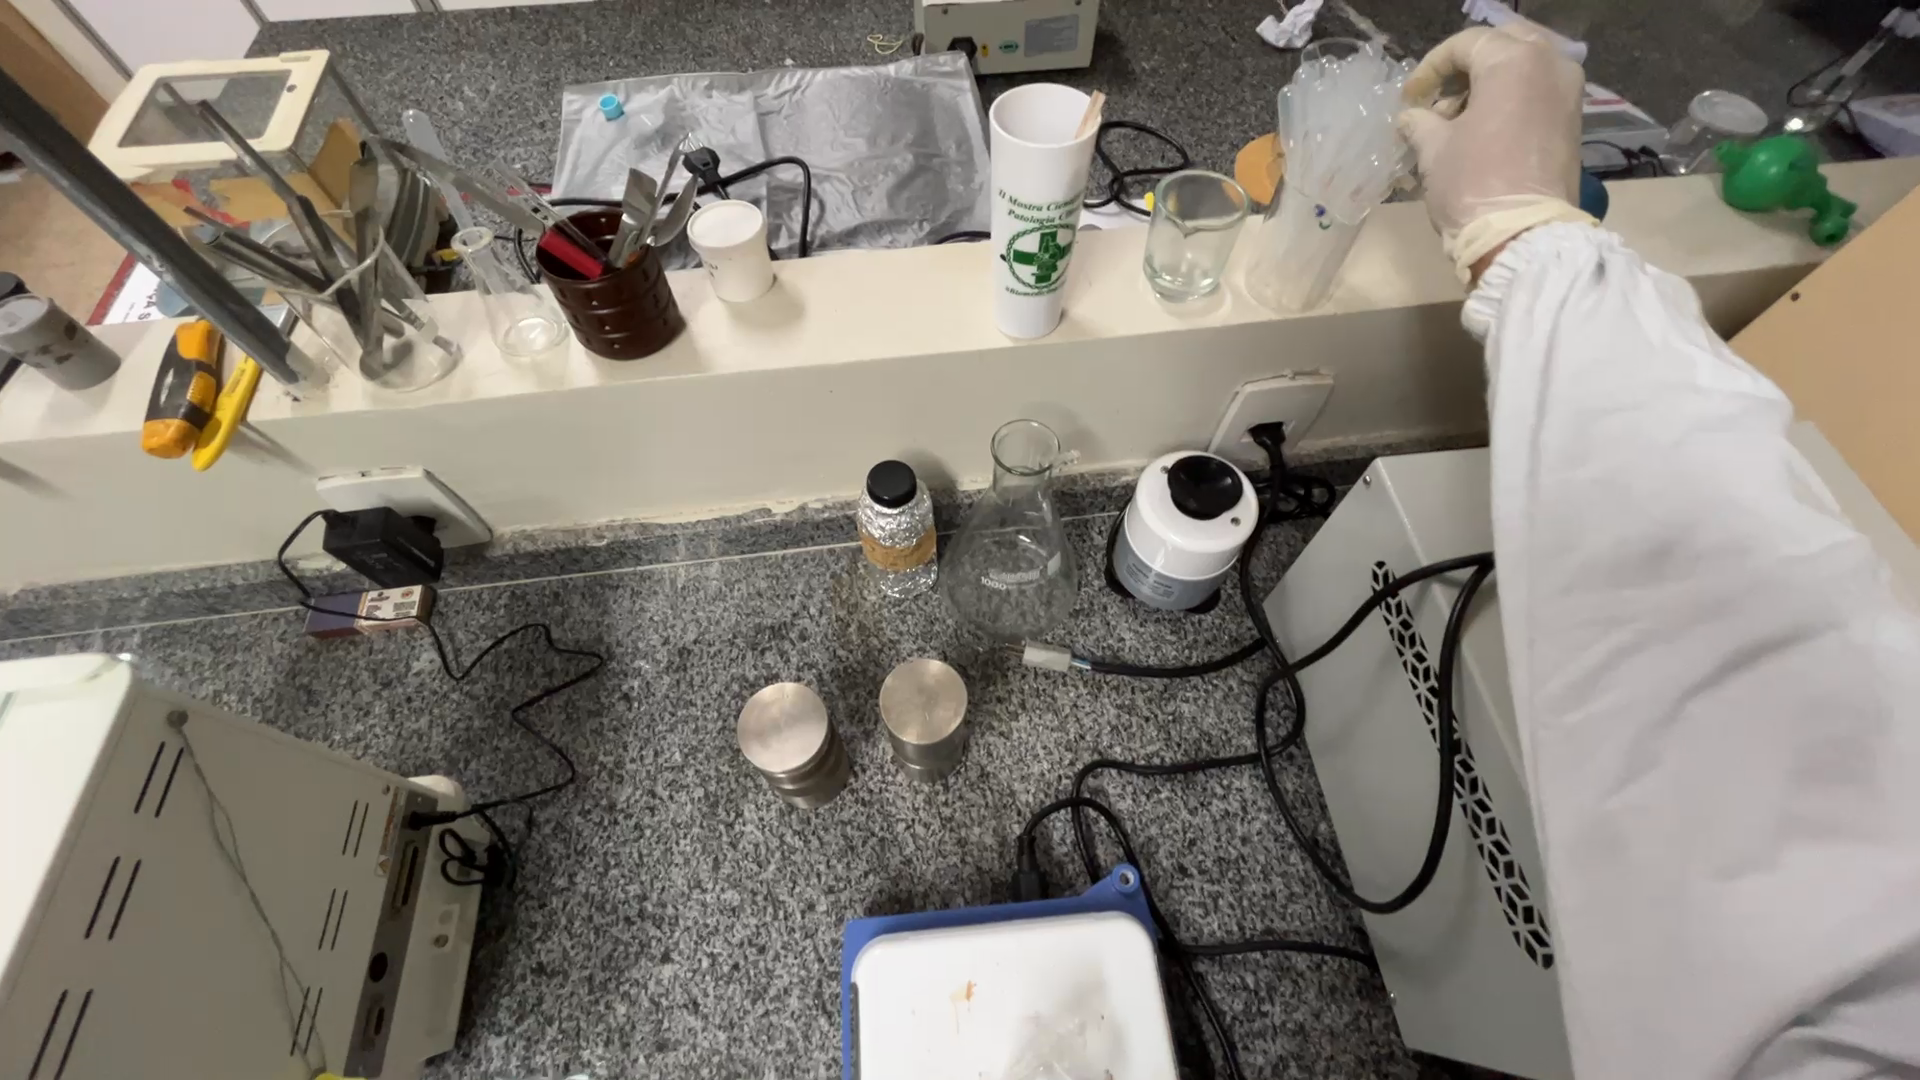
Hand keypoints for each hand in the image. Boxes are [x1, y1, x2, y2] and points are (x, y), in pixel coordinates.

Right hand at [1398, 22, 1594, 279]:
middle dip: (1465, 67)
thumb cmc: (1470, 184)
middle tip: (1436, 97)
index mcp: (1513, 62)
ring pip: (1523, 66)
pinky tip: (1481, 130)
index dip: (1430, 67)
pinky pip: (1535, 91)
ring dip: (1487, 84)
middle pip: (1503, 44)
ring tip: (1455, 119)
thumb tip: (1412, 117)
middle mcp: (1549, 64)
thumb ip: (1420, 123)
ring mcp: (1566, 90)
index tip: (1408, 98)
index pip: (1468, 43)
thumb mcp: (1433, 151)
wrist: (1518, 231)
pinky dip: (1507, 100)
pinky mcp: (1570, 119)